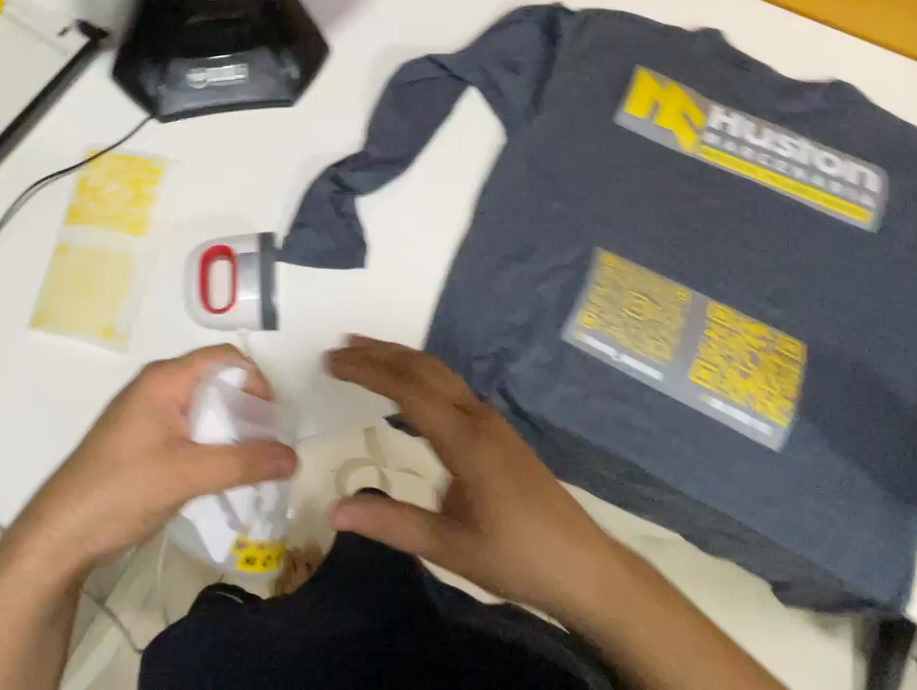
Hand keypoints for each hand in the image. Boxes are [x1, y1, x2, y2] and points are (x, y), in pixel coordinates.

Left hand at [7, 345, 298, 576]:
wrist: (62, 533)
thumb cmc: (122, 490)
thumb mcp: (188, 474)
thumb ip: (243, 463)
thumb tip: (294, 456)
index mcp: (164, 380)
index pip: (224, 358)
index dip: (255, 379)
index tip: (273, 418)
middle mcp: (155, 388)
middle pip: (214, 381)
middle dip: (246, 408)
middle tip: (268, 445)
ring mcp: (146, 415)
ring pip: (202, 410)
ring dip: (229, 431)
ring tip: (251, 464)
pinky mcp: (142, 442)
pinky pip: (188, 430)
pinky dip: (210, 446)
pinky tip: (221, 476)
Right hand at [324, 335, 618, 611]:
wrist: (585, 568)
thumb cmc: (518, 558)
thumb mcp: (449, 547)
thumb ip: (391, 523)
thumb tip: (334, 510)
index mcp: (464, 439)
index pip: (407, 388)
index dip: (366, 370)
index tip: (331, 361)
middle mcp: (478, 419)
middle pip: (425, 369)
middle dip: (381, 354)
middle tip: (339, 348)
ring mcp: (492, 424)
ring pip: (441, 375)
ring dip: (401, 361)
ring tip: (365, 356)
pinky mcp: (498, 435)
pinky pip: (451, 389)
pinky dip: (420, 377)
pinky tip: (408, 393)